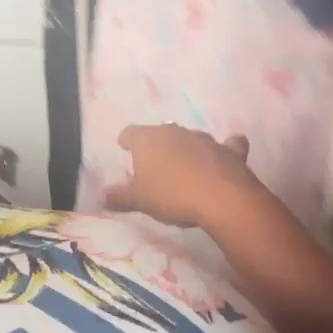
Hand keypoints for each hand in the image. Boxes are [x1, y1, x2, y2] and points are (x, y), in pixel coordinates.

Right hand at [103, 124, 263, 227]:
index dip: (126, 140)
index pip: (130, 132)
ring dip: (187, 148)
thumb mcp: (140, 200)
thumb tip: (102, 196)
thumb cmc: (172, 195)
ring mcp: (203, 139)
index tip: (124, 147)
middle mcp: (174, 132)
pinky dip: (227, 149)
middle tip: (156, 163)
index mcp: (147, 139)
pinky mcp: (230, 152)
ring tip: (186, 165)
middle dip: (157, 145)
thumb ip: (120, 197)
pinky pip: (228, 145)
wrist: (224, 200)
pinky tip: (226, 154)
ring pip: (190, 138)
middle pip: (161, 132)